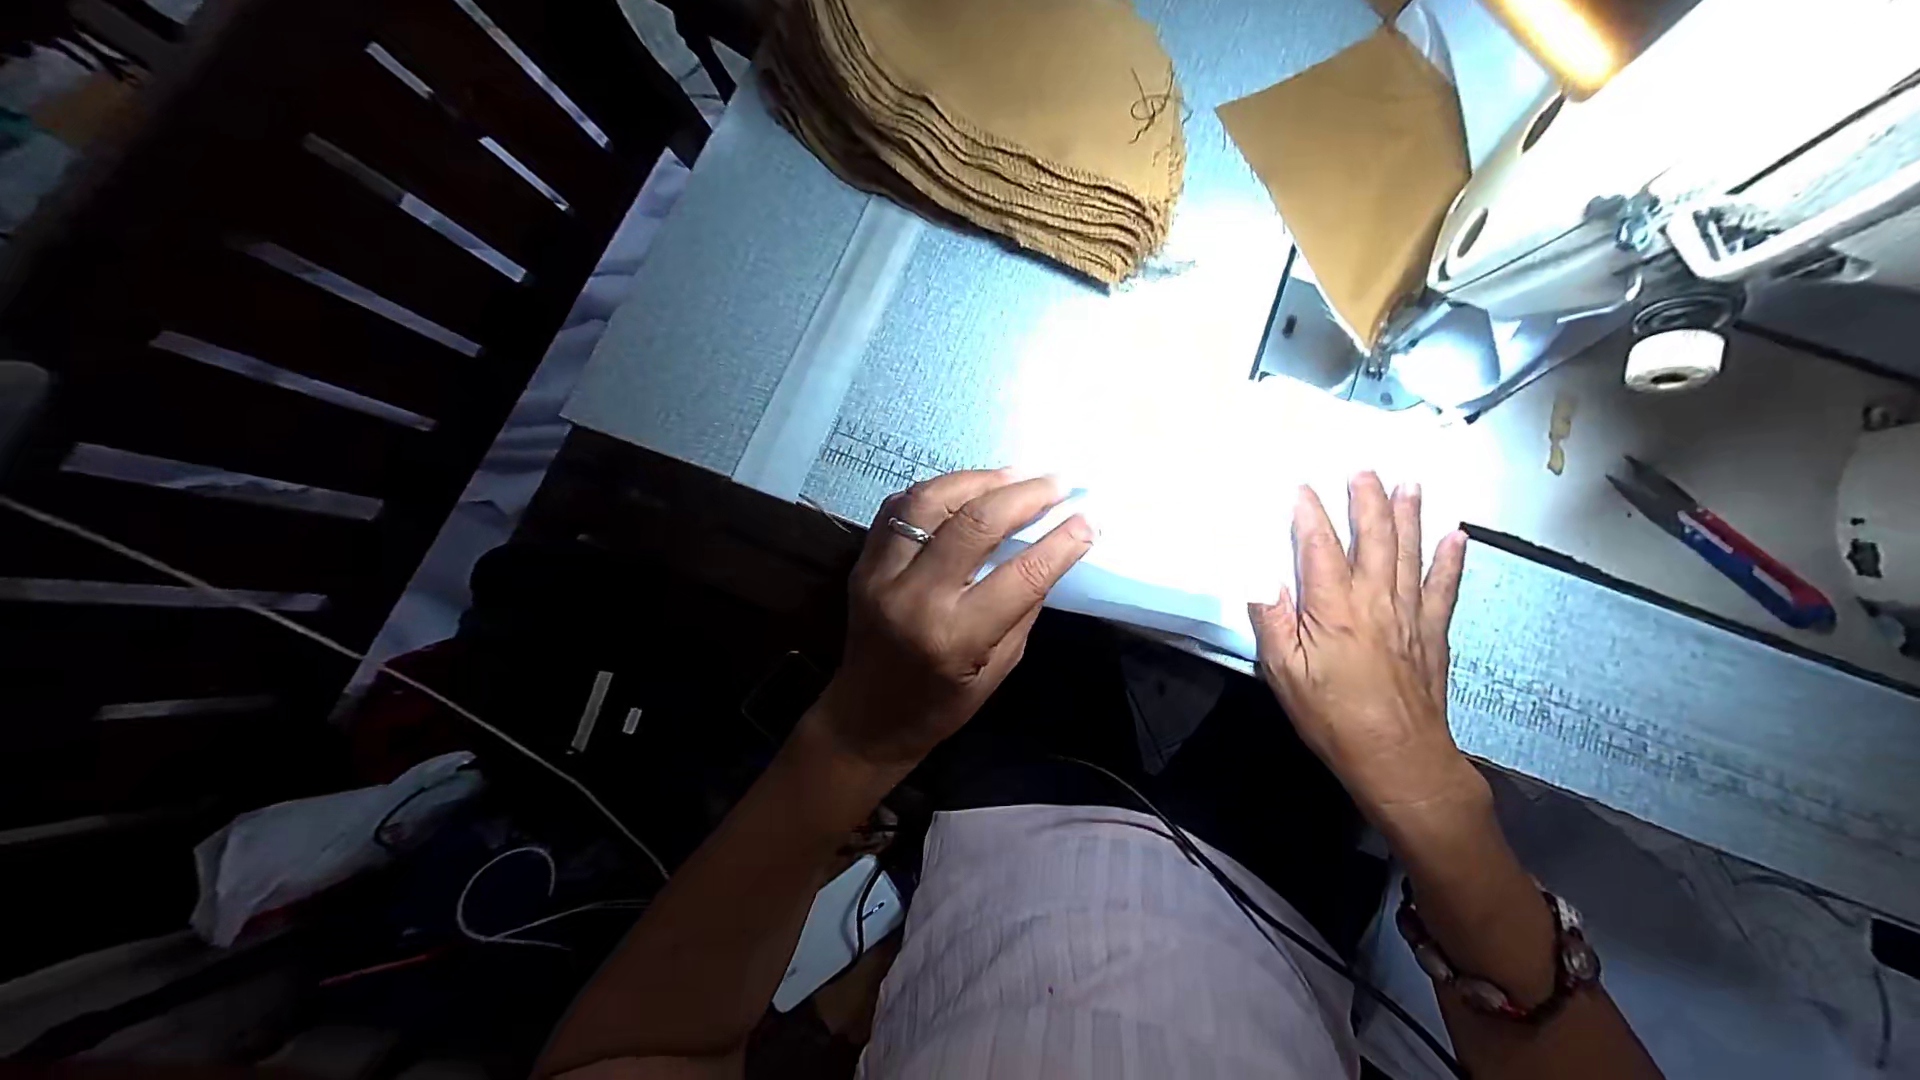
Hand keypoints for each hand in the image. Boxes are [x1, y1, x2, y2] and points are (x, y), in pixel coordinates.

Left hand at [815, 469, 1095, 767]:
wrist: (867, 716)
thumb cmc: (942, 703)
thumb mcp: (998, 667)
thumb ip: (1022, 605)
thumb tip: (1050, 548)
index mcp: (956, 637)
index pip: (1022, 575)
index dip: (1062, 541)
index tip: (1088, 517)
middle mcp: (916, 598)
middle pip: (975, 524)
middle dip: (1025, 495)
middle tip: (1056, 482)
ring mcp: (882, 574)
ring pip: (930, 501)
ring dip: (978, 480)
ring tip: (1014, 476)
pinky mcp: (863, 562)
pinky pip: (898, 507)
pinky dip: (936, 490)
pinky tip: (966, 488)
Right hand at [1249, 472, 1478, 823]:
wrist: (1400, 760)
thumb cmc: (1333, 717)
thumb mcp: (1286, 674)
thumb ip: (1275, 624)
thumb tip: (1263, 581)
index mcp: (1334, 610)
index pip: (1319, 549)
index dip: (1310, 515)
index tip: (1302, 487)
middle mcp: (1376, 602)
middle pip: (1373, 540)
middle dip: (1366, 502)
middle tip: (1363, 470)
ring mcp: (1410, 616)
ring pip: (1410, 554)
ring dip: (1409, 517)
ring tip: (1409, 485)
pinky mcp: (1433, 634)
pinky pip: (1444, 588)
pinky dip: (1451, 560)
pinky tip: (1456, 536)